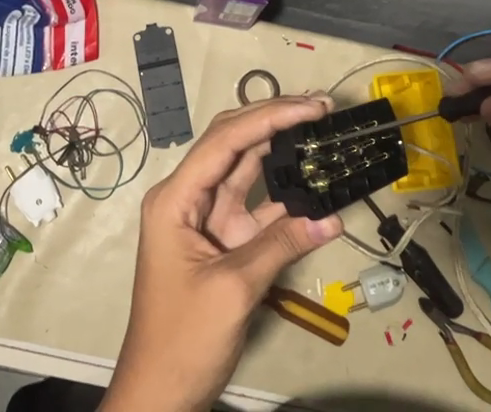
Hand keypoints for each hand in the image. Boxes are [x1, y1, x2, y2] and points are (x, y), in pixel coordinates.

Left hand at [101, 97, 345, 411]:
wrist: (161, 392)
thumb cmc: (183, 337)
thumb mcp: (234, 288)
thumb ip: (281, 245)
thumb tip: (330, 216)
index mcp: (176, 198)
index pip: (225, 141)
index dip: (268, 117)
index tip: (310, 106)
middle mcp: (189, 197)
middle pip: (232, 144)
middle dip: (274, 120)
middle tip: (319, 107)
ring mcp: (207, 219)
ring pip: (246, 170)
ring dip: (281, 150)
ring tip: (319, 128)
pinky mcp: (224, 242)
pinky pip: (258, 207)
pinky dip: (287, 198)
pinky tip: (316, 187)